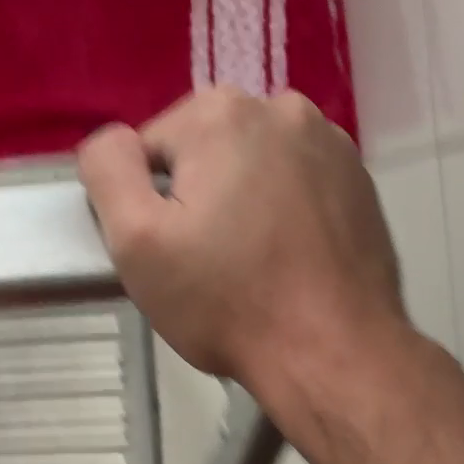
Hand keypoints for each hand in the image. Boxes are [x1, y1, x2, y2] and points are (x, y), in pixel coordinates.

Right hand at [78, 89, 406, 389]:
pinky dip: (275, 214)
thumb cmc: (224, 300)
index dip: (143, 204)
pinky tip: (279, 261)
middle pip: (197, 153)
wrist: (331, 354)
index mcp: (219, 114)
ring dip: (232, 204)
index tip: (165, 250)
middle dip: (189, 199)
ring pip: (244, 167)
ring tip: (242, 265)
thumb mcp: (135, 239)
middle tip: (198, 262)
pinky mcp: (357, 180)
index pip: (145, 151)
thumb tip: (109, 142)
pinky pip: (289, 185)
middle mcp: (281, 109)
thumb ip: (107, 170)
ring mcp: (329, 142)